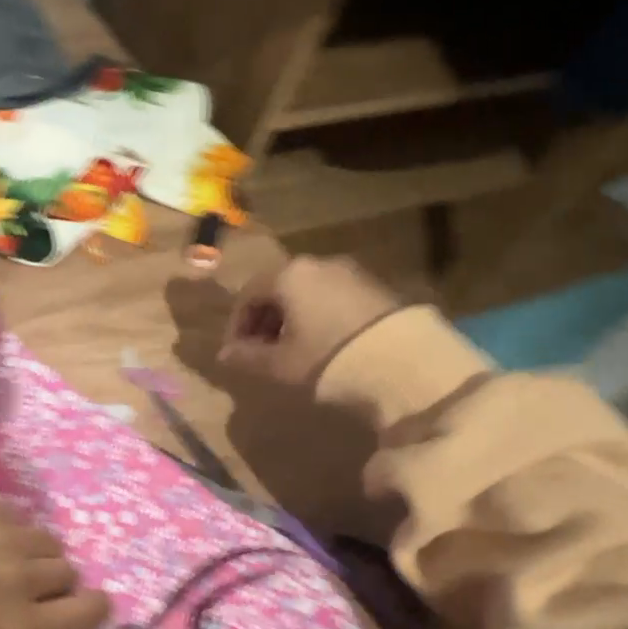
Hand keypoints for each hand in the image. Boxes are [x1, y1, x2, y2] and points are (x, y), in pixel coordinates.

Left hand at [0, 496, 110, 628]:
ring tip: (6, 555)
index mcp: (20, 628)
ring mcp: (5, 538)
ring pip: (48, 539)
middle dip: (55, 580)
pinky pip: (18, 516)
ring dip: (35, 550)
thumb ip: (29, 626)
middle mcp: (22, 581)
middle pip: (68, 572)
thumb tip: (59, 603)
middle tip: (27, 583)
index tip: (87, 603)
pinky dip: (9, 528)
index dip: (93, 606)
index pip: (88, 611)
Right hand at [218, 255, 402, 384]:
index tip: (237, 353)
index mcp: (289, 275)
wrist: (402, 363)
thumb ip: (248, 357)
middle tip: (262, 353)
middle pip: (278, 289)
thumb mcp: (280, 364)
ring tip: (292, 351)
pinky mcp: (376, 287)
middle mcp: (318, 264)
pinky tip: (322, 345)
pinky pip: (332, 298)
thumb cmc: (326, 358)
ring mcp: (350, 273)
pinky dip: (318, 317)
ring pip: (306, 294)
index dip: (237, 325)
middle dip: (264, 321)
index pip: (248, 294)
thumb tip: (225, 355)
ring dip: (292, 319)